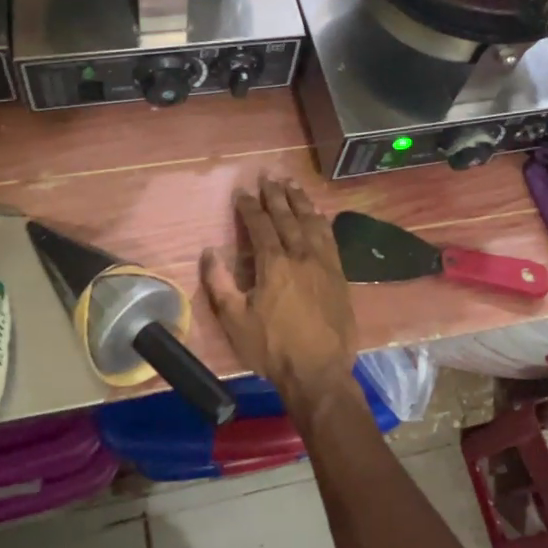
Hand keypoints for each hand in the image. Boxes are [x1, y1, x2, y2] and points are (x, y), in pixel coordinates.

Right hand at [201, 176, 356, 402]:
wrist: (319, 371)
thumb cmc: (272, 348)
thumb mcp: (234, 321)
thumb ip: (220, 284)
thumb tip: (208, 252)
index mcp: (273, 264)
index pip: (260, 225)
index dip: (249, 206)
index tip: (242, 191)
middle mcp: (301, 255)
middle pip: (287, 216)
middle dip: (275, 195)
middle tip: (268, 176)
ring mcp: (323, 263)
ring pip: (312, 222)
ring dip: (300, 201)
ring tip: (292, 184)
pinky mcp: (339, 274)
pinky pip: (329, 238)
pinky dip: (321, 221)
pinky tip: (317, 214)